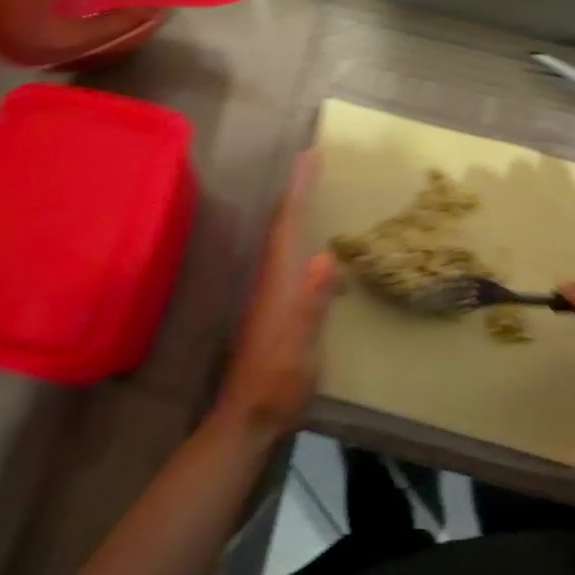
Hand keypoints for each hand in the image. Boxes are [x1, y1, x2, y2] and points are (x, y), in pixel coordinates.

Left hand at [212, 151, 338, 440]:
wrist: (248, 418)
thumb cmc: (277, 385)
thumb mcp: (301, 349)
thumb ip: (311, 305)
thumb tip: (326, 257)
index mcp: (279, 284)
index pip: (287, 226)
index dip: (298, 190)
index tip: (309, 156)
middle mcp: (272, 282)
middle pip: (283, 226)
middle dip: (297, 191)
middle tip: (314, 162)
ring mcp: (272, 297)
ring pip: (283, 242)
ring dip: (297, 212)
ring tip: (315, 193)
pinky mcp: (276, 310)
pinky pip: (291, 260)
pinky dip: (302, 240)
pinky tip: (321, 253)